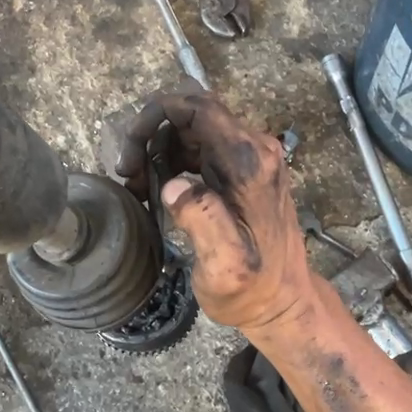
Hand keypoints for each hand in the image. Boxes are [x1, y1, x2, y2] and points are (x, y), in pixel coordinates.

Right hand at [116, 92, 319, 335]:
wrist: (283, 303)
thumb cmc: (252, 288)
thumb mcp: (224, 264)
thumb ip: (202, 219)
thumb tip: (173, 186)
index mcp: (248, 163)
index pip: (198, 108)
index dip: (156, 115)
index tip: (129, 151)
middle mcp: (254, 149)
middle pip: (191, 115)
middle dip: (151, 137)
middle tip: (129, 177)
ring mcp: (251, 158)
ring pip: (192, 130)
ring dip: (158, 151)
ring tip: (139, 188)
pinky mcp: (244, 170)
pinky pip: (201, 148)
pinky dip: (173, 161)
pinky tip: (158, 191)